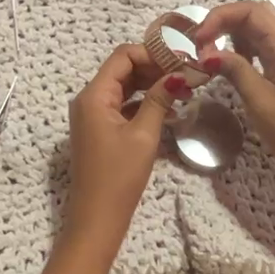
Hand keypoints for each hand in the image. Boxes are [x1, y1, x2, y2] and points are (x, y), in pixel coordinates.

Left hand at [64, 44, 185, 239]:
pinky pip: (122, 105)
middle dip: (154, 68)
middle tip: (186, 74)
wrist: (96, 220)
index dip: (152, 53)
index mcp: (94, 95)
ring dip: (151, 85)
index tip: (180, 60)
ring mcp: (92, 115)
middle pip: (123, 69)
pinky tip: (169, 109)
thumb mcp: (143, 135)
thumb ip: (160, 99)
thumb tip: (180, 74)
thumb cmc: (119, 177)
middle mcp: (88, 99)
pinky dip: (143, 103)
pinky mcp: (99, 129)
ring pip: (124, 87)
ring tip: (183, 90)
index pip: (123, 56)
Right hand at [193, 1, 274, 191]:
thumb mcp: (260, 101)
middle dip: (223, 22)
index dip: (220, 17)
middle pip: (254, 16)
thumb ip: (235, 70)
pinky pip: (262, 49)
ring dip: (230, 36)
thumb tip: (207, 52)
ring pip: (257, 31)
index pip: (251, 11)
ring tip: (208, 55)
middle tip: (199, 45)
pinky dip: (241, 51)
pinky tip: (227, 65)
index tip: (197, 39)